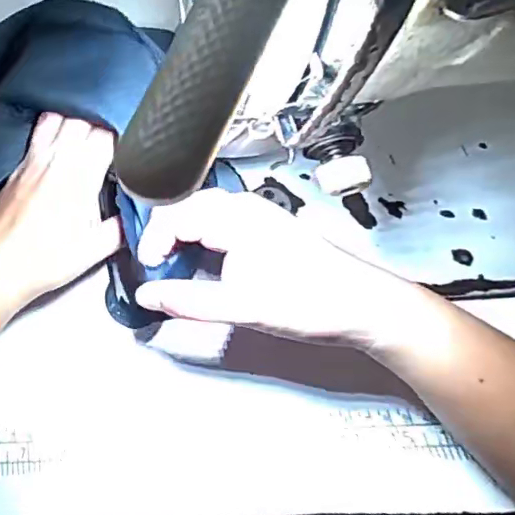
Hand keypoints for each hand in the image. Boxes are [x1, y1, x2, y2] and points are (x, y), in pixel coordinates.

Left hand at [0, 113, 122, 317]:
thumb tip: (135, 213)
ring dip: (73, 119)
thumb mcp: (93, 251)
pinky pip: (36, 133)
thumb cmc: (43, 261)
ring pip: (56, 118)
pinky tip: (58, 140)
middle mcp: (54, 159)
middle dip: (100, 123)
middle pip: (82, 118)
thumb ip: (121, 227)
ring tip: (86, 133)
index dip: (124, 135)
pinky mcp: (15, 168)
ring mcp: (31, 160)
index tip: (133, 146)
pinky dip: (51, 128)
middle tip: (112, 138)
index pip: (106, 134)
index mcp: (79, 175)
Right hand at [133, 188, 425, 351]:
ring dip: (178, 233)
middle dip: (160, 233)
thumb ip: (188, 301)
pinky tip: (197, 260)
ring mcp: (255, 215)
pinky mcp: (263, 228)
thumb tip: (146, 296)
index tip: (147, 269)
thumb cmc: (314, 302)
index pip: (175, 216)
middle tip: (152, 263)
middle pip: (183, 206)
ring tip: (169, 261)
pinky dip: (196, 236)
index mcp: (237, 218)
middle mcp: (245, 208)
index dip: (152, 241)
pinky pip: (215, 220)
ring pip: (199, 211)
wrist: (368, 309)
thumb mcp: (242, 307)